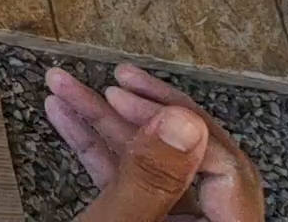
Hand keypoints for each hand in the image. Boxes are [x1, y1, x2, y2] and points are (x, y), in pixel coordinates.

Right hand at [47, 65, 264, 221]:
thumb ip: (152, 176)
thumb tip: (183, 121)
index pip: (225, 166)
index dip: (173, 123)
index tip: (122, 97)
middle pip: (193, 155)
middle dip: (144, 111)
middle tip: (115, 80)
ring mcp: (177, 221)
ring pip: (150, 159)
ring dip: (101, 118)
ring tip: (61, 83)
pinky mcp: (145, 217)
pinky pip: (125, 174)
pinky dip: (93, 143)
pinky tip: (63, 113)